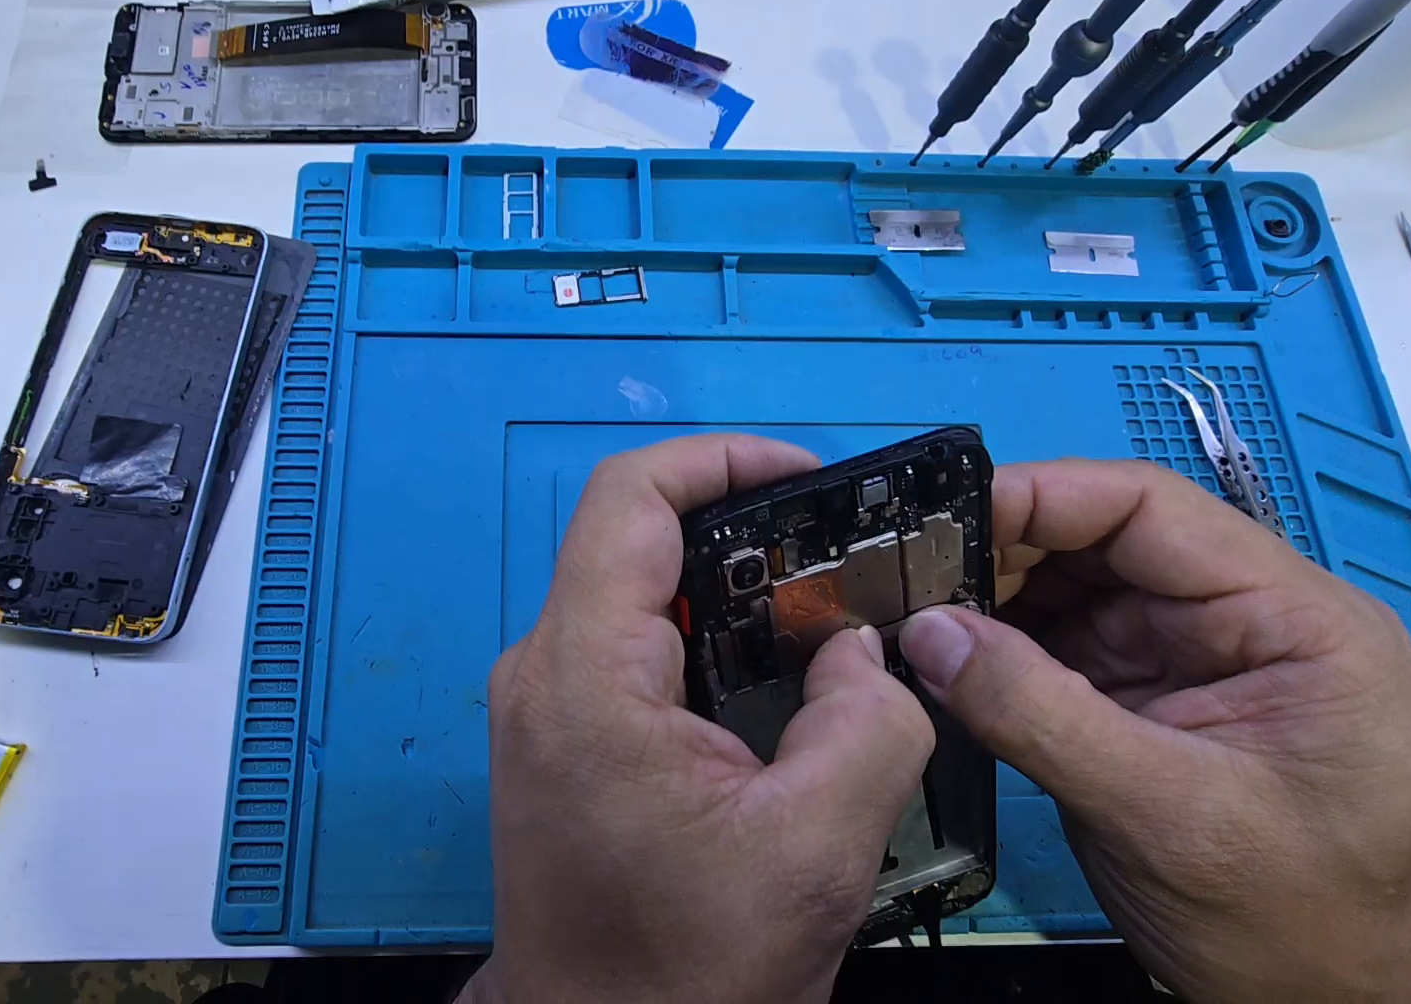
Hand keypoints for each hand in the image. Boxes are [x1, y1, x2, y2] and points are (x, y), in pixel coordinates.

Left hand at [458, 434, 934, 1003]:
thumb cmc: (685, 965)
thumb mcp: (813, 852)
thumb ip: (868, 725)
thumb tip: (856, 648)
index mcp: (586, 671)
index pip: (627, 498)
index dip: (714, 458)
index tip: (800, 473)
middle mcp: (544, 662)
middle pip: (630, 533)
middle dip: (732, 519)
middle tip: (824, 542)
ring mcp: (543, 689)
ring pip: (631, 580)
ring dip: (717, 573)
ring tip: (805, 596)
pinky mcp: (557, 717)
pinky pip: (626, 630)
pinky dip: (696, 620)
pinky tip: (760, 655)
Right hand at [900, 460, 1410, 1003]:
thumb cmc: (1275, 917)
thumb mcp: (1158, 811)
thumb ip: (1035, 711)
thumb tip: (925, 630)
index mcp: (1287, 619)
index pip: (1148, 508)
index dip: (1039, 498)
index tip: (943, 520)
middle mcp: (1229, 613)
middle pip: (1093, 535)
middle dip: (997, 548)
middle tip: (911, 573)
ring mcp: (1172, 645)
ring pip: (1057, 578)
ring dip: (982, 590)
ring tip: (914, 608)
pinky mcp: (1125, 679)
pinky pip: (1040, 629)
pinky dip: (984, 634)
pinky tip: (941, 646)